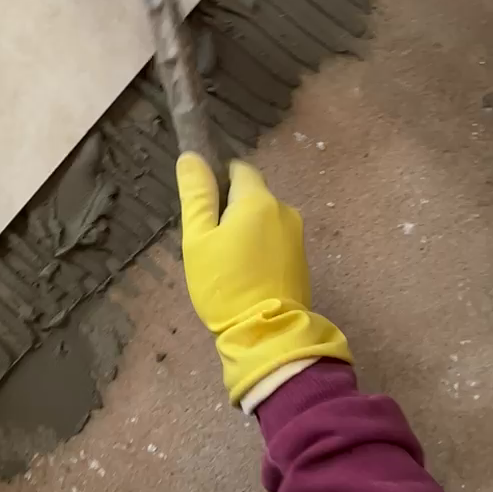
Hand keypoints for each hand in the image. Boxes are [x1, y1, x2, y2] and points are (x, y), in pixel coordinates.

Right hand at [177, 154, 351, 407]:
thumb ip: (196, 194)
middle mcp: (283, 209)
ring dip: (244, 228)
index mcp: (257, 199)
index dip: (217, 179)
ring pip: (262, 218)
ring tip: (224, 259)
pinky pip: (274, 238)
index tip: (201, 205)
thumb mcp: (198, 238)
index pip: (237, 168)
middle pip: (251, 194)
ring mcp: (296, 235)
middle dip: (229, 207)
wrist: (267, 335)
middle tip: (207, 238)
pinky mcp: (301, 259)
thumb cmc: (225, 284)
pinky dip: (258, 246)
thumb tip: (191, 155)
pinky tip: (244, 272)